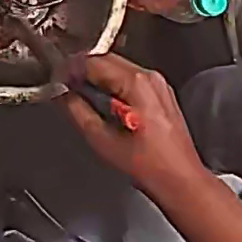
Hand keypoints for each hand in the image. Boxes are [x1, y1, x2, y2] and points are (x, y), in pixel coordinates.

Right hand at [61, 53, 209, 198]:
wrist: (181, 181)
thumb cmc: (151, 166)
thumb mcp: (102, 140)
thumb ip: (78, 111)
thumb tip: (64, 96)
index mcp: (136, 84)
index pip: (94, 62)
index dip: (71, 70)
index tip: (59, 80)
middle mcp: (150, 78)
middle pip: (106, 60)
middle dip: (83, 71)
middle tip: (66, 86)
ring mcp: (157, 84)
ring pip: (117, 67)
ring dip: (97, 77)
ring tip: (82, 96)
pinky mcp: (160, 92)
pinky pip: (129, 78)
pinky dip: (112, 85)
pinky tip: (104, 103)